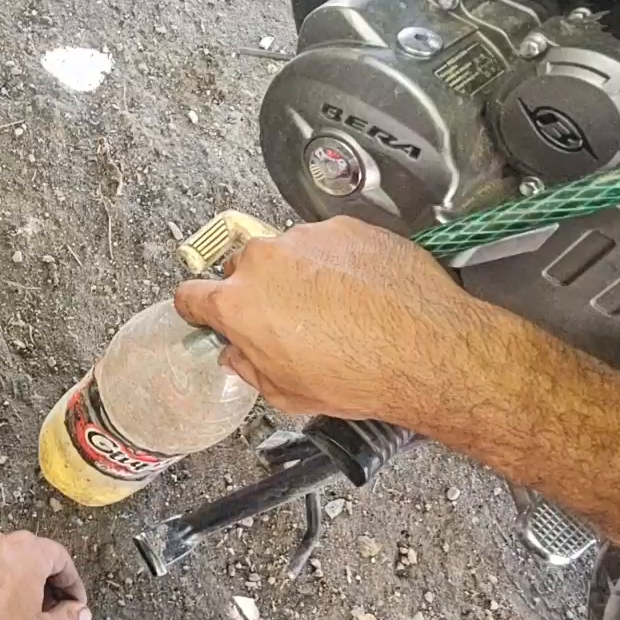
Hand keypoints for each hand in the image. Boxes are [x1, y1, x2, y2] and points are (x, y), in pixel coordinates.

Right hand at [173, 216, 508, 428]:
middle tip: (285, 316)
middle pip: (240, 270)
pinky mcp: (344, 227)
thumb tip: (239, 352)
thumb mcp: (284, 392)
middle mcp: (263, 261)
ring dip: (296, 273)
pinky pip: (324, 243)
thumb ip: (248, 365)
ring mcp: (304, 239)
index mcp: (237, 303)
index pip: (189, 294)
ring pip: (284, 254)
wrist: (430, 350)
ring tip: (332, 305)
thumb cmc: (359, 375)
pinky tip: (358, 290)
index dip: (197, 307)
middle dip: (255, 290)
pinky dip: (333, 261)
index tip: (205, 311)